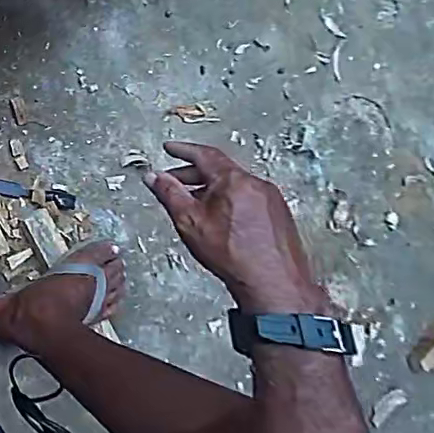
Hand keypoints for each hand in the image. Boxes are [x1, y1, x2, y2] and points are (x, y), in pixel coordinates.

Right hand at [142, 141, 324, 311]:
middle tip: (174, 179)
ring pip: (234, 185)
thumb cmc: (234, 256)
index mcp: (233, 180)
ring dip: (211, 189)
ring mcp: (270, 199)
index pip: (204, 154)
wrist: (273, 284)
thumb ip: (169, 194)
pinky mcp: (279, 215)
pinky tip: (220, 218)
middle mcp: (255, 184)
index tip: (171, 148)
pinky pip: (249, 198)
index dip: (183, 150)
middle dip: (193, 173)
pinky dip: (230, 200)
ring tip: (194, 202)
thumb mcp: (189, 222)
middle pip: (219, 170)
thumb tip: (154, 177)